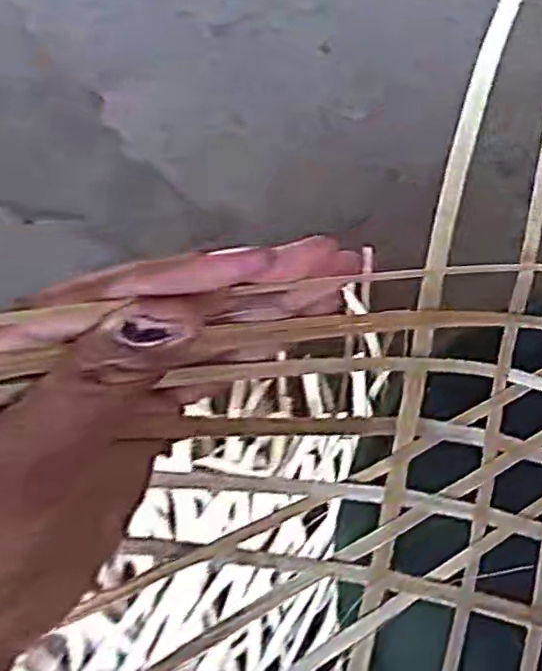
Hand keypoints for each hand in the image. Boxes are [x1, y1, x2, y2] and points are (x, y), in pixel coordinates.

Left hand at [0, 237, 358, 662]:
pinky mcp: (142, 408)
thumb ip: (98, 381)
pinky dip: (260, 340)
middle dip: (251, 279)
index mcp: (8, 357)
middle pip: (168, 305)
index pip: (106, 298)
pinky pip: (208, 363)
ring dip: (271, 302)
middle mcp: (59, 360)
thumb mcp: (37, 459)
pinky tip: (302, 319)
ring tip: (336, 274)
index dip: (191, 276)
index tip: (263, 262)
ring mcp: (105, 384)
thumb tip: (167, 314)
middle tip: (323, 254)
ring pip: (200, 330)